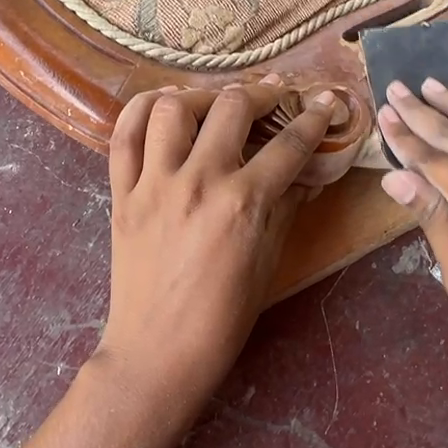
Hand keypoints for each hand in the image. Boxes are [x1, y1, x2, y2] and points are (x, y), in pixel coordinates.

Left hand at [97, 82, 339, 406]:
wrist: (158, 354)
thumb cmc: (223, 317)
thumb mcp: (269, 261)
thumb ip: (285, 207)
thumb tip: (305, 173)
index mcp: (243, 203)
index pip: (288, 145)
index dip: (313, 118)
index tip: (325, 101)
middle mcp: (199, 181)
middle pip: (232, 107)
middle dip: (262, 92)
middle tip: (273, 95)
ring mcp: (154, 183)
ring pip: (173, 107)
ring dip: (200, 94)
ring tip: (215, 102)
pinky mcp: (122, 193)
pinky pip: (124, 134)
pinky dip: (143, 109)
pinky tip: (164, 104)